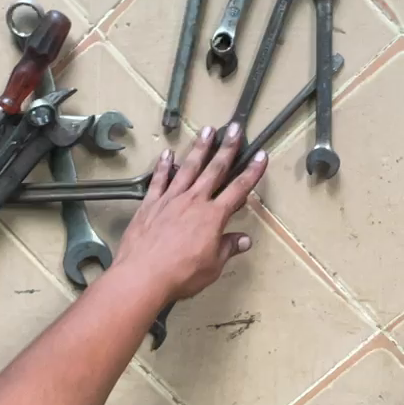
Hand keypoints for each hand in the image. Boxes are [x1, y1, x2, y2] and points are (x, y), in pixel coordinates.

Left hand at [114, 124, 267, 302]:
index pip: (238, 189)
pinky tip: (167, 154)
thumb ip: (227, 248)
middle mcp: (193, 202)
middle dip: (227, 148)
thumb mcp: (212, 266)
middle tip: (234, 129)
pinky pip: (159, 180)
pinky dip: (164, 166)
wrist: (143, 275)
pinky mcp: (150, 204)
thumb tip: (243, 240)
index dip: (252, 172)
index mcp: (213, 217)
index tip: (260, 156)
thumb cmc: (180, 274)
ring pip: (188, 168)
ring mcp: (170, 200)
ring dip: (199, 148)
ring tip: (207, 130)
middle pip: (214, 169)